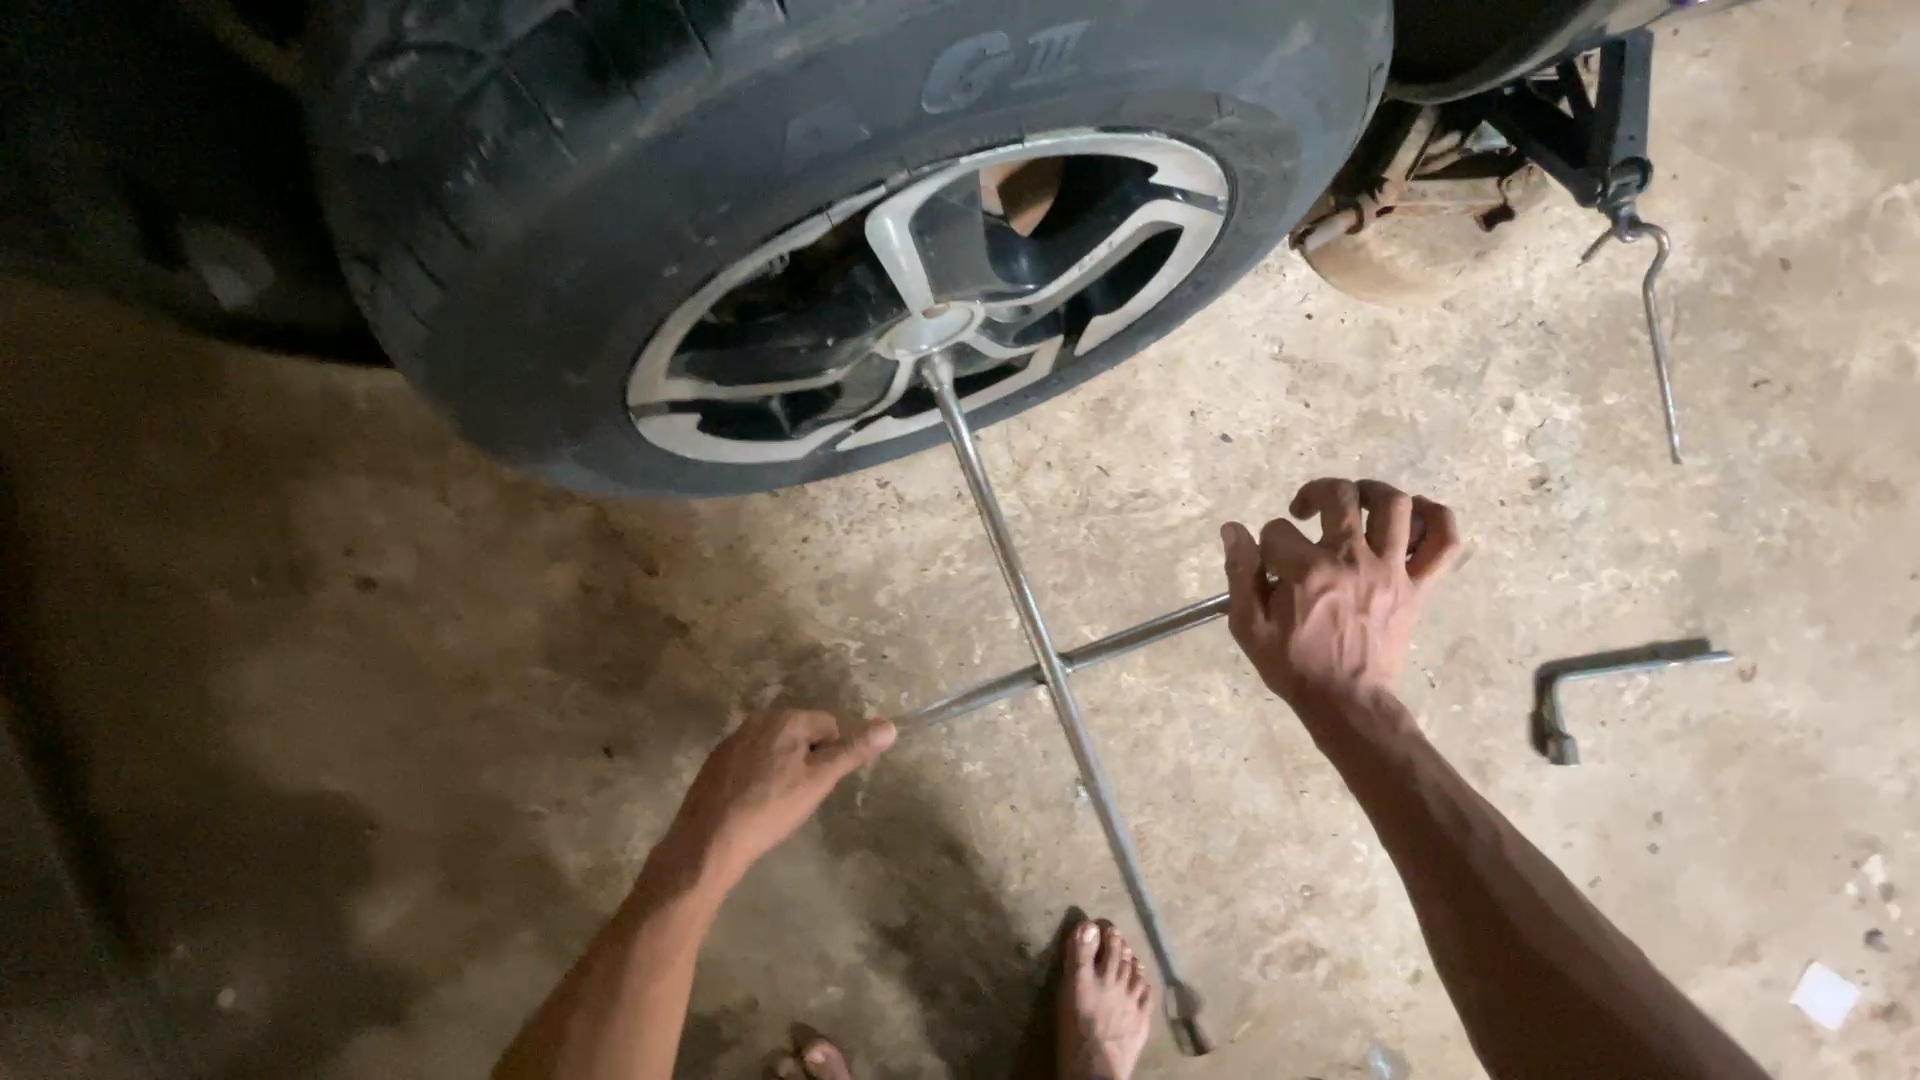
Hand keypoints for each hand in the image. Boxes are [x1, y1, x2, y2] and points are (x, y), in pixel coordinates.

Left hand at [654, 710, 895, 888]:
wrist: (707, 842)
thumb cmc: (770, 809)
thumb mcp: (819, 781)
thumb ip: (853, 751)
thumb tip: (890, 726)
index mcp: (786, 718)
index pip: (830, 726)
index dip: (833, 756)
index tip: (821, 786)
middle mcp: (758, 719)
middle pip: (802, 734)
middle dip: (809, 759)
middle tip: (802, 796)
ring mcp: (733, 740)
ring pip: (776, 748)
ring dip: (785, 768)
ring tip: (779, 802)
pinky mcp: (715, 762)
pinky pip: (751, 761)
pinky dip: (760, 777)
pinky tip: (755, 804)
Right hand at [1221, 478, 1459, 705]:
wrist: (1345, 701)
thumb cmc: (1292, 664)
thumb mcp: (1248, 626)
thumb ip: (1240, 573)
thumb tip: (1233, 530)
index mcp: (1307, 571)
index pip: (1278, 531)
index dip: (1266, 543)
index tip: (1267, 566)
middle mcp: (1352, 560)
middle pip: (1339, 496)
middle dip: (1314, 493)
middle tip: (1303, 512)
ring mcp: (1391, 571)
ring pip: (1395, 505)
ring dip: (1370, 492)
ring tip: (1353, 504)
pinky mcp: (1418, 586)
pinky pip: (1443, 541)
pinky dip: (1437, 517)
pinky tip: (1415, 514)